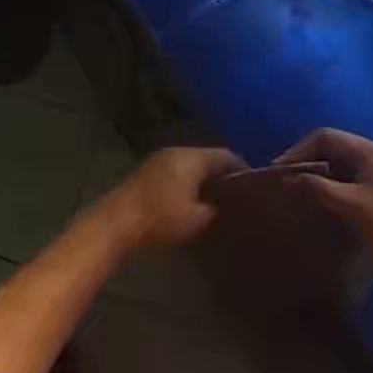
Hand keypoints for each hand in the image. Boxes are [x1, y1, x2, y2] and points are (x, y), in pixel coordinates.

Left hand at [94, 146, 243, 249]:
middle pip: (207, 157)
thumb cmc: (161, 217)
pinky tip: (191, 198)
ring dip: (203, 177)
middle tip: (237, 193)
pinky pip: (177, 170)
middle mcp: (176, 151)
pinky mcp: (149, 170)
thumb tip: (222, 204)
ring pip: (191, 164)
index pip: (225, 155)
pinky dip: (188, 180)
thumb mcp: (198, 219)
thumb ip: (215, 208)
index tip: (253, 185)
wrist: (119, 220)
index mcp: (192, 157)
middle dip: (222, 173)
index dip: (242, 168)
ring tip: (218, 198)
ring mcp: (160, 159)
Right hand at [275, 128, 372, 296]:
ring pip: (341, 167)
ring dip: (318, 177)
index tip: (279, 171)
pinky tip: (320, 206)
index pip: (326, 137)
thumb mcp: (353, 207)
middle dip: (307, 162)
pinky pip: (350, 183)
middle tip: (284, 181)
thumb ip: (318, 188)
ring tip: (297, 193)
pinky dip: (331, 189)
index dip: (299, 150)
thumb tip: (287, 179)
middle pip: (333, 149)